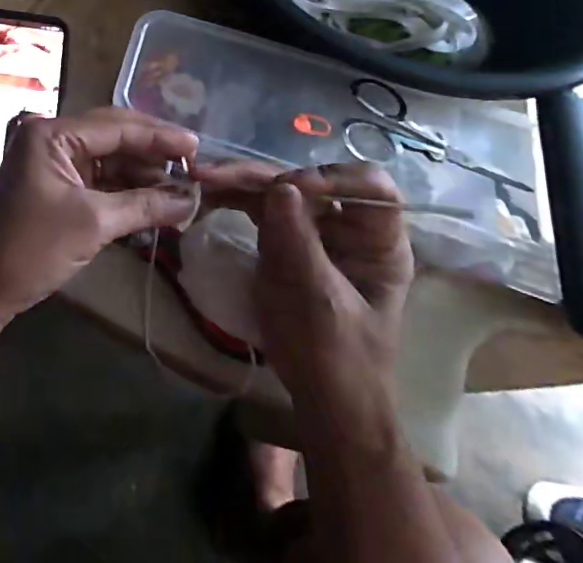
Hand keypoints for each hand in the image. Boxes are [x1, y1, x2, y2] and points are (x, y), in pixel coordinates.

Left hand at [0, 107, 199, 325]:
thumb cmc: (31, 249)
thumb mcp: (93, 224)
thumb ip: (145, 205)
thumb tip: (191, 200)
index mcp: (53, 134)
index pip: (117, 127)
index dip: (160, 137)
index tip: (196, 146)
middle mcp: (54, 138)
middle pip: (116, 136)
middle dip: (154, 152)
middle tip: (193, 162)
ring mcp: (56, 162)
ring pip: (112, 158)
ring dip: (145, 173)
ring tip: (182, 185)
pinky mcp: (60, 186)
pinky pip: (102, 178)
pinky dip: (129, 189)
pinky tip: (158, 198)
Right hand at [197, 161, 413, 427]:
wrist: (326, 406)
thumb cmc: (339, 362)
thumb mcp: (321, 305)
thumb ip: (299, 244)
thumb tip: (279, 186)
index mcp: (379, 241)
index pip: (370, 187)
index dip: (334, 177)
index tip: (292, 188)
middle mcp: (350, 226)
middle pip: (314, 182)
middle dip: (268, 176)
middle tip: (220, 175)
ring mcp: (316, 230)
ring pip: (282, 190)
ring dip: (242, 181)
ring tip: (203, 176)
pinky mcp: (287, 240)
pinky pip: (262, 209)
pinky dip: (235, 198)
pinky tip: (208, 190)